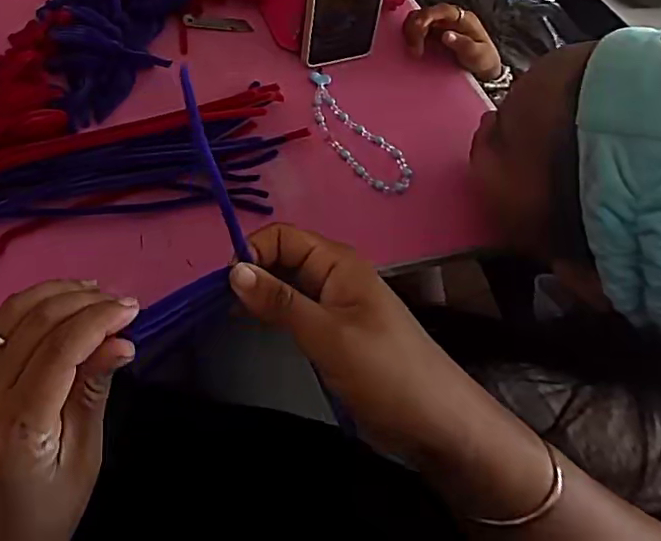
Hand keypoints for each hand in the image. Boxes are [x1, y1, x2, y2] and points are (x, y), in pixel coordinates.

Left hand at [0, 281, 138, 540]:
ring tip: (95, 291)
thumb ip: (94, 391)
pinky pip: (0, 324)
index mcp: (16, 425)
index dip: (99, 318)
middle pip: (37, 321)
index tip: (132, 308)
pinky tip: (63, 302)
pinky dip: (34, 303)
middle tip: (121, 301)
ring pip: (14, 310)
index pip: (61, 347)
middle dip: (85, 301)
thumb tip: (122, 340)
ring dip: (58, 292)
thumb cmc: (43, 512)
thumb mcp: (83, 459)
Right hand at [228, 225, 555, 520]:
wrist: (440, 424)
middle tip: (221, 302)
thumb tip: (234, 270)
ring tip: (229, 314)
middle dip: (253, 271)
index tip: (226, 284)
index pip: (283, 235)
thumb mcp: (328, 336)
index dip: (253, 251)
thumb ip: (280, 302)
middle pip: (283, 256)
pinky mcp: (334, 329)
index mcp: (337, 261)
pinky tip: (253, 326)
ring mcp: (335, 302)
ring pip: (287, 283)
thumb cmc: (386, 371)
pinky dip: (273, 312)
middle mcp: (334, 273)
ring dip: (261, 292)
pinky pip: (296, 308)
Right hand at [404, 4, 503, 80]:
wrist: (483, 68)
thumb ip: (464, 45)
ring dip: (410, 33)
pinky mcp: (431, 33)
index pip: (441, 10)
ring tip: (414, 52)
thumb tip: (446, 35)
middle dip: (414, 28)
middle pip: (424, 13)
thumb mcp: (479, 55)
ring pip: (416, 19)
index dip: (427, 16)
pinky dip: (410, 37)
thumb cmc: (483, 60)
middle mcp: (448, 17)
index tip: (419, 30)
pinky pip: (415, 29)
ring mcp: (438, 24)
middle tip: (415, 50)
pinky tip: (413, 49)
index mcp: (462, 18)